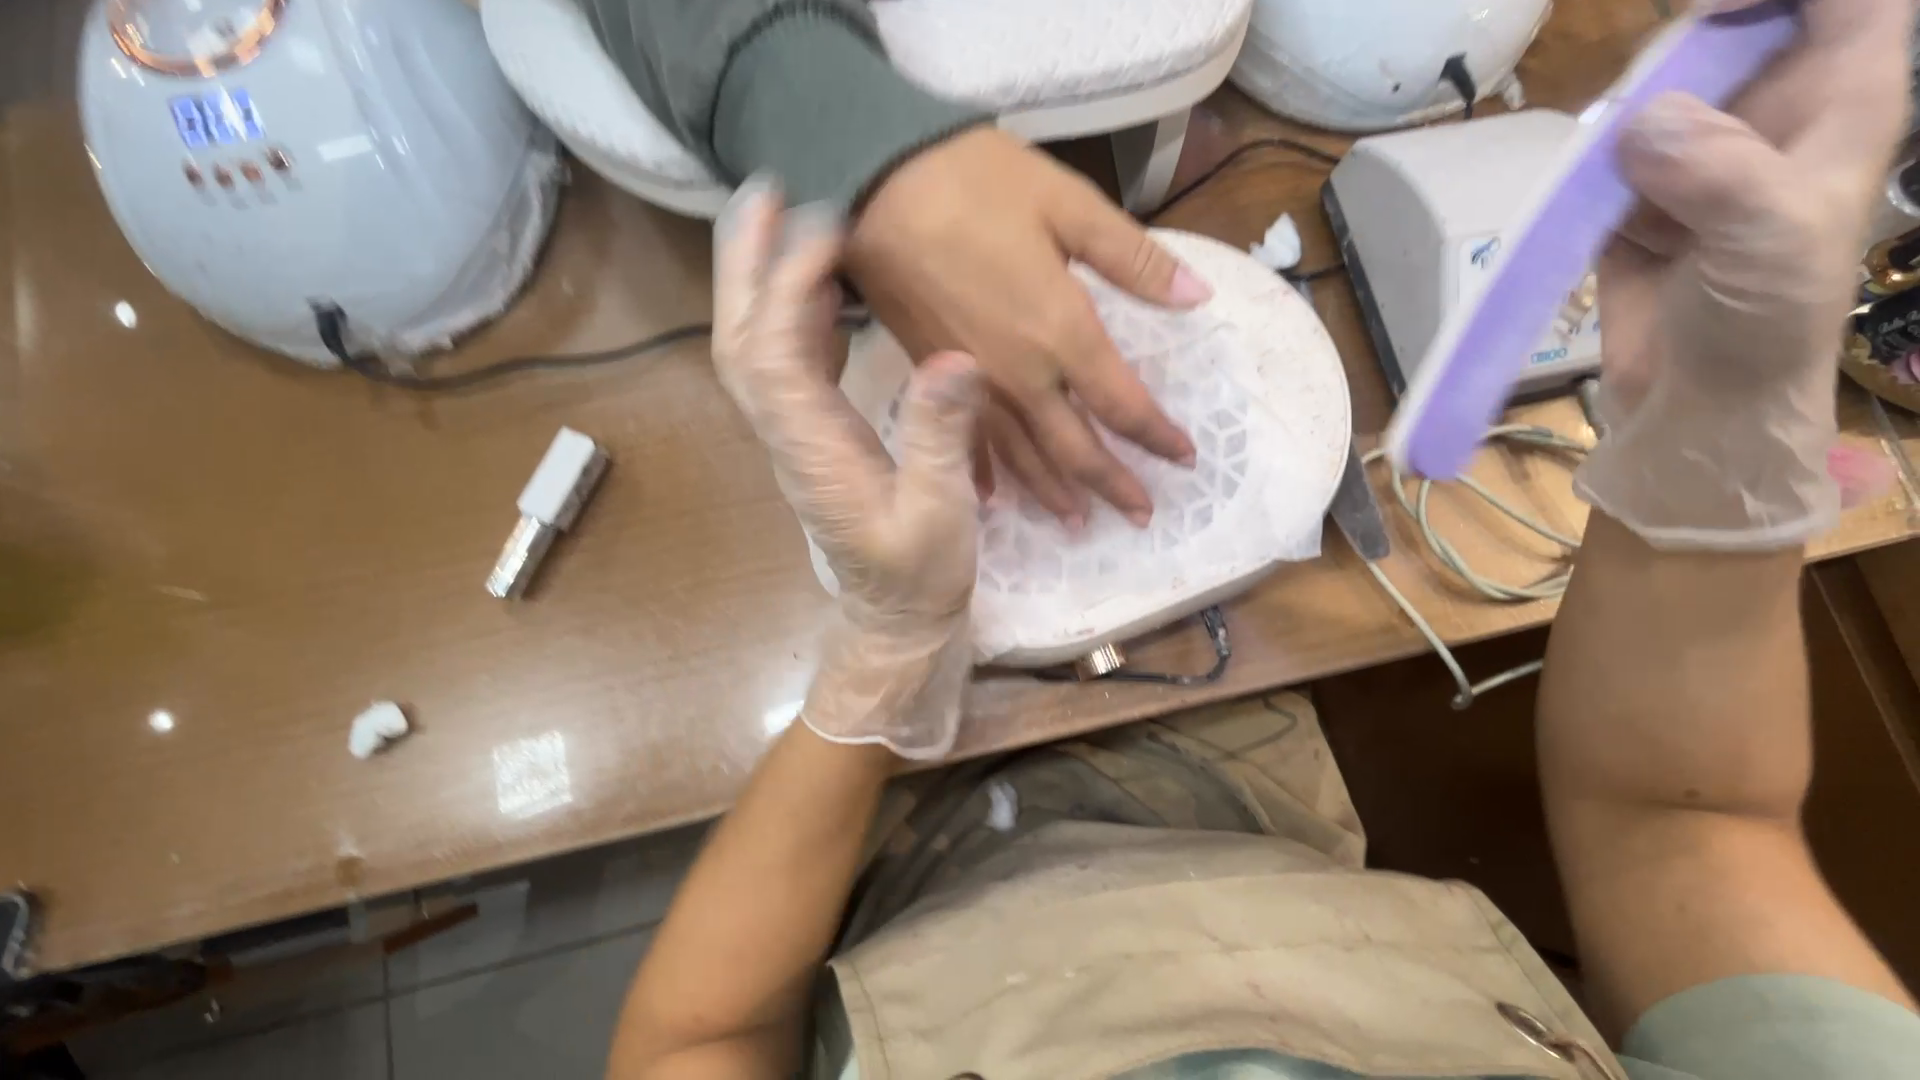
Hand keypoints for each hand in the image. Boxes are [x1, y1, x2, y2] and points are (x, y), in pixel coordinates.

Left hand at [712, 180, 985, 759]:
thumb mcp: (940, 515)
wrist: (895, 618)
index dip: (788, 285)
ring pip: (754, 347)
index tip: (823, 226)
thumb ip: (940, 442)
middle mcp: (788, 434)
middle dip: (743, 265)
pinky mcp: (813, 436)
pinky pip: (785, 366)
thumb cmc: (918, 576)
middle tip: (761, 193)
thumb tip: (954, 359)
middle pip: (740, 339)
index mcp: (812, 450)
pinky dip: (793, 316)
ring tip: (782, 219)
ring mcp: (795, 435)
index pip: (776, 353)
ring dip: (760, 282)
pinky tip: (821, 289)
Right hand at [846, 127, 1210, 528]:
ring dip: (1056, 494)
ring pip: (1022, 458)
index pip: (1122, 405)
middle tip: (1141, 514)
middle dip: (1113, 485)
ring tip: (1079, 523)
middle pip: (1075, 450)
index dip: (1156, 437)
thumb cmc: (975, 185)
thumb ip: (1134, 260)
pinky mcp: (935, 380)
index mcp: (1061, 331)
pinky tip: (990, 501)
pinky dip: (983, 476)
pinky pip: (965, 442)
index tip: (1184, 459)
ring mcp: (973, 385)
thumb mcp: (1068, 204)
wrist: (875, 187)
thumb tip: (1199, 297)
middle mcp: (1020, 376)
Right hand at [1576, 0, 1914, 548]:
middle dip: (1679, 55)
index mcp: (1840, 107)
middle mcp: (1768, 124)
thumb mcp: (1766, 238)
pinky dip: (1580, 178)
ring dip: (1619, 125)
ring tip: (1605, 176)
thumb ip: (1717, 171)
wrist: (1697, 403)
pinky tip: (1577, 205)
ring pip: (1657, 100)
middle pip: (1735, 38)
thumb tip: (1638, 122)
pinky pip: (1602, 166)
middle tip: (1635, 113)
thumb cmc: (1766, 322)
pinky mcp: (1633, 209)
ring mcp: (1695, 167)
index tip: (1705, 15)